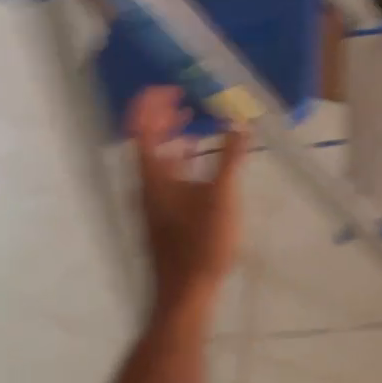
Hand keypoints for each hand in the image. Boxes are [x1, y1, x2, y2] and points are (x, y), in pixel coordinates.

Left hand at [126, 86, 246, 317]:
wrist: (184, 297)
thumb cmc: (201, 244)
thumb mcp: (221, 196)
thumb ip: (230, 156)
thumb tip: (240, 120)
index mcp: (153, 176)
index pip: (142, 129)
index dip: (150, 105)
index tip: (167, 85)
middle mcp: (146, 186)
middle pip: (145, 141)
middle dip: (161, 115)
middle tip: (182, 95)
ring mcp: (153, 203)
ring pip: (155, 158)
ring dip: (169, 135)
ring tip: (190, 118)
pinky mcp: (163, 217)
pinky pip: (165, 174)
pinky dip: (178, 157)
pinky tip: (197, 160)